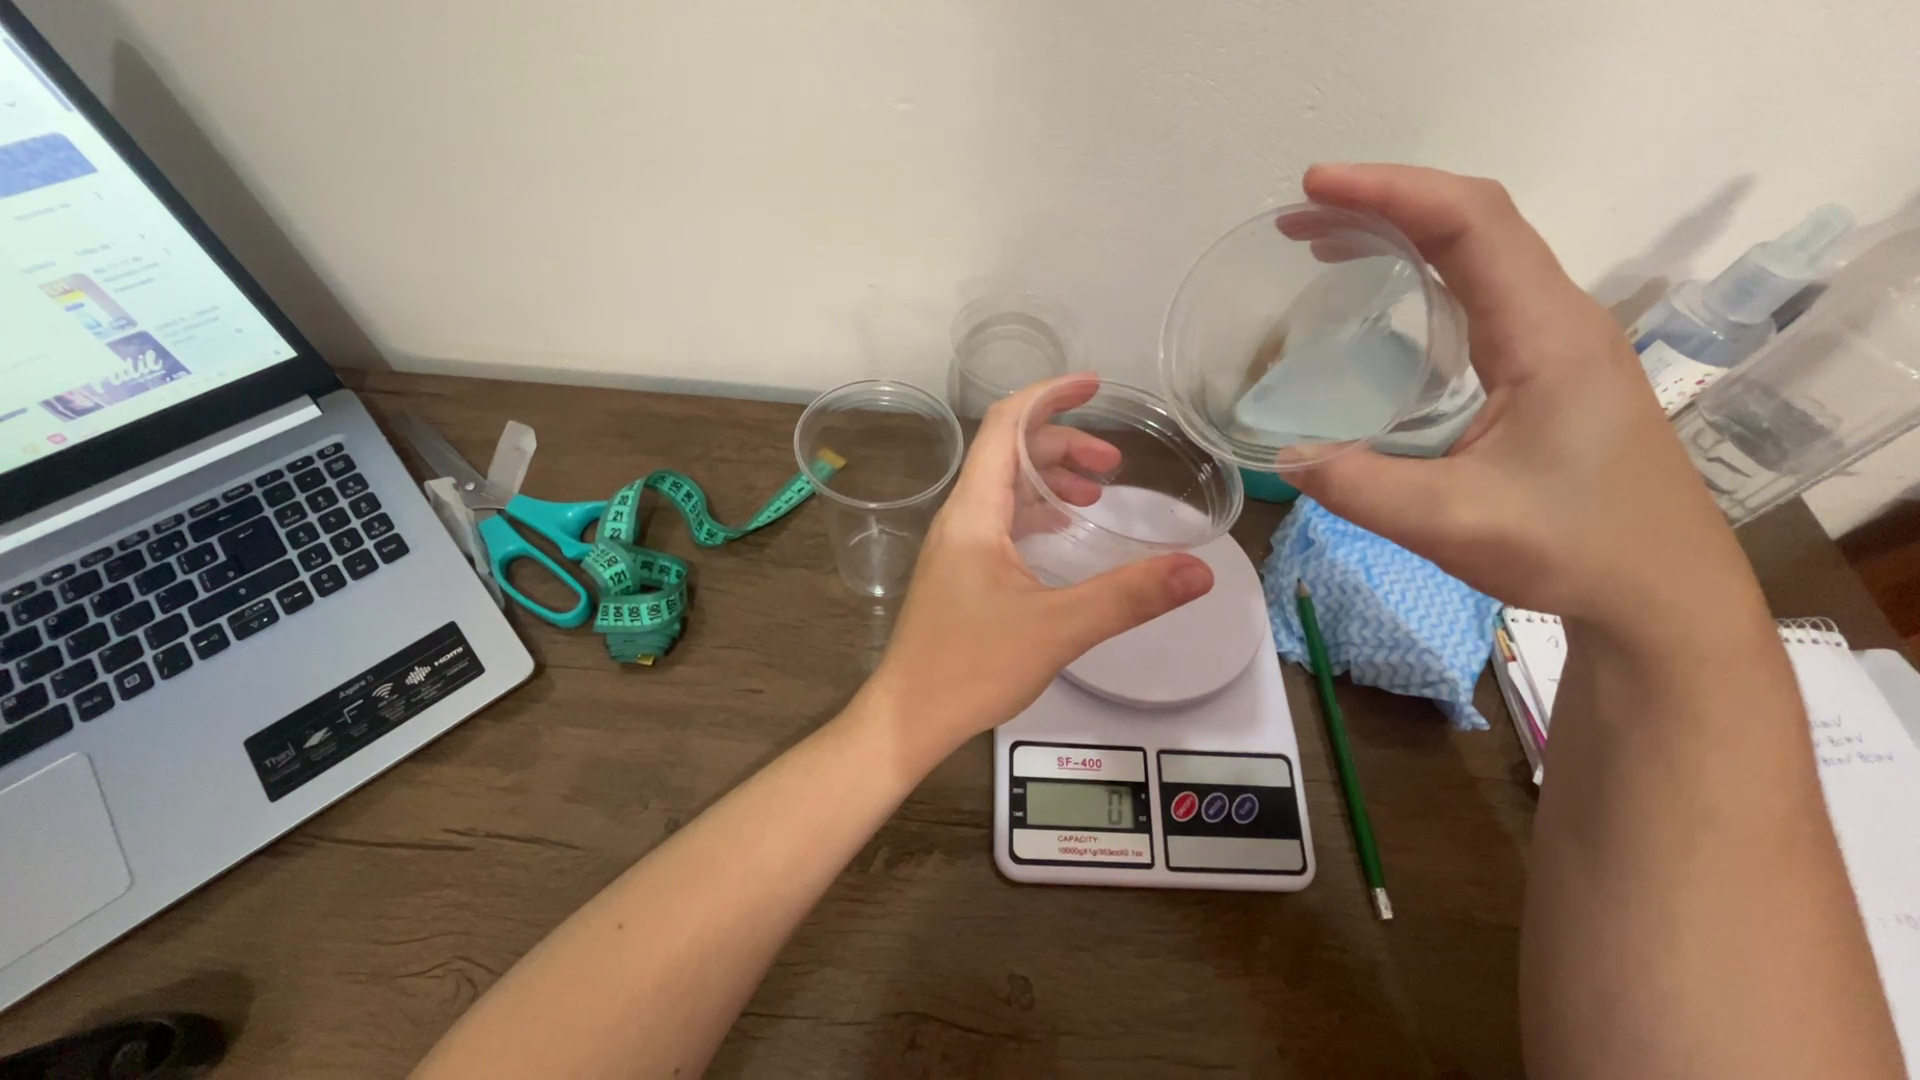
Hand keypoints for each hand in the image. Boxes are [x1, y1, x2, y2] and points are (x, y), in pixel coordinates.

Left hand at [861, 376, 1214, 754]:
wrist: (910, 716)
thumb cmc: (971, 666)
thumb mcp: (1058, 628)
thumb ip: (1129, 596)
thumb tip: (1199, 572)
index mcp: (975, 512)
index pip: (1005, 424)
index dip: (1049, 395)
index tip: (1094, 386)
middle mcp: (961, 518)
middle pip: (1008, 452)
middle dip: (1062, 443)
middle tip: (1112, 465)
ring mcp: (957, 546)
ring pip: (1005, 489)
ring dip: (1050, 479)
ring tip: (1097, 493)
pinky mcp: (961, 573)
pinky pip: (1001, 521)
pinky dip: (1036, 513)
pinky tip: (1063, 533)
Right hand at [1283, 164, 1755, 631]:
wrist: (1660, 593)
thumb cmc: (1571, 548)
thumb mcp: (1450, 522)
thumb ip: (1359, 486)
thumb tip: (1285, 455)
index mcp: (1545, 334)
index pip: (1471, 223)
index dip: (1391, 192)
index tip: (1315, 188)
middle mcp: (1558, 319)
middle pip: (1474, 222)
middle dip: (1385, 204)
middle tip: (1300, 217)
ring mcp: (1558, 341)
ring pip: (1480, 253)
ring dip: (1403, 233)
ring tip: (1324, 244)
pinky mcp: (1548, 368)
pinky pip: (1480, 293)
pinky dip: (1422, 274)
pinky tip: (1382, 301)